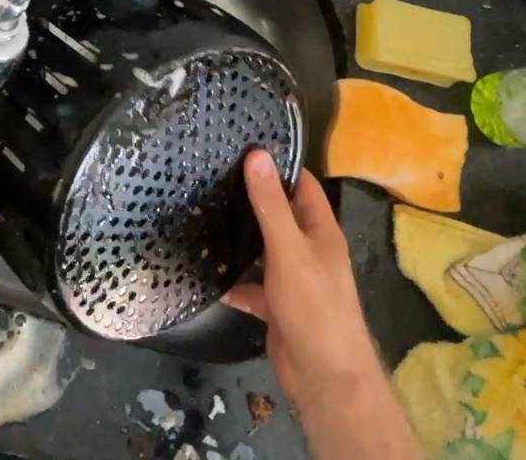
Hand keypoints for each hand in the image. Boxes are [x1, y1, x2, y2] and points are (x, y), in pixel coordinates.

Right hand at [225, 149, 420, 459]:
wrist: (324, 378)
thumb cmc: (314, 305)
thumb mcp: (288, 248)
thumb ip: (270, 204)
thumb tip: (257, 153)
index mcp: (320, 231)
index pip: (302, 185)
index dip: (278, 164)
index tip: (242, 146)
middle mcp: (309, 251)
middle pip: (279, 215)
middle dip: (250, 199)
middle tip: (210, 177)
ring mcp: (293, 280)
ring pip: (263, 250)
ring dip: (239, 239)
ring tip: (201, 216)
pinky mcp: (277, 307)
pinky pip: (251, 286)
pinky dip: (233, 281)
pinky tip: (207, 272)